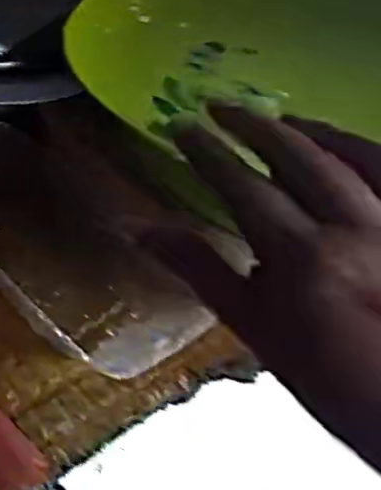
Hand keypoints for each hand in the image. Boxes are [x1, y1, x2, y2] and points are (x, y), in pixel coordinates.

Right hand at [144, 105, 380, 470]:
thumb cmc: (340, 381)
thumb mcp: (258, 329)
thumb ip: (201, 269)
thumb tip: (134, 226)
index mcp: (305, 255)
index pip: (242, 184)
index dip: (207, 150)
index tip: (180, 126)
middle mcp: (366, 236)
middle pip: (310, 163)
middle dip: (263, 128)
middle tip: (226, 108)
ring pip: (379, 166)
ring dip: (331, 137)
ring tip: (297, 123)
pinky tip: (364, 159)